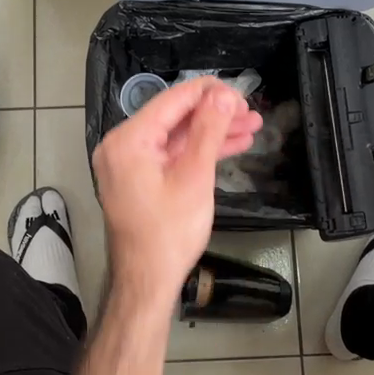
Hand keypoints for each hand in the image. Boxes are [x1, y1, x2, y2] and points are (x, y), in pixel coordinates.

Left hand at [93, 78, 260, 303]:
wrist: (148, 281)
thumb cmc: (169, 234)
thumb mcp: (195, 177)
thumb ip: (208, 131)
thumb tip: (224, 95)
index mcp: (128, 140)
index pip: (172, 100)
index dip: (209, 93)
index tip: (242, 92)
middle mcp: (122, 146)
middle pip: (175, 117)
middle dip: (215, 114)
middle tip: (251, 112)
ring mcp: (129, 163)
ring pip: (176, 136)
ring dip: (212, 132)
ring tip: (251, 126)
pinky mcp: (139, 179)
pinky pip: (170, 155)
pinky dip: (198, 151)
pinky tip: (232, 146)